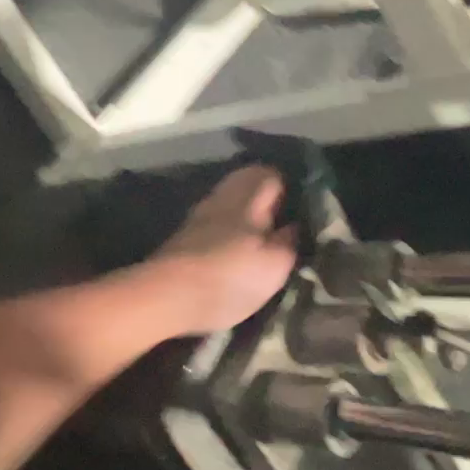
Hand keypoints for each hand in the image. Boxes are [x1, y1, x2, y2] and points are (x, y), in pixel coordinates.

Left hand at [133, 166, 298, 336]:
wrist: (166, 295)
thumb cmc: (228, 279)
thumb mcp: (273, 266)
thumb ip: (289, 241)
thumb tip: (296, 224)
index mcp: (247, 200)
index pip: (271, 174)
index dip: (290, 186)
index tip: (303, 207)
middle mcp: (221, 198)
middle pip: (246, 181)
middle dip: (266, 194)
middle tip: (285, 219)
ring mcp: (199, 215)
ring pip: (229, 198)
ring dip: (246, 209)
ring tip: (264, 235)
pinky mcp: (185, 234)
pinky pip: (215, 216)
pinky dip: (229, 223)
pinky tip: (235, 246)